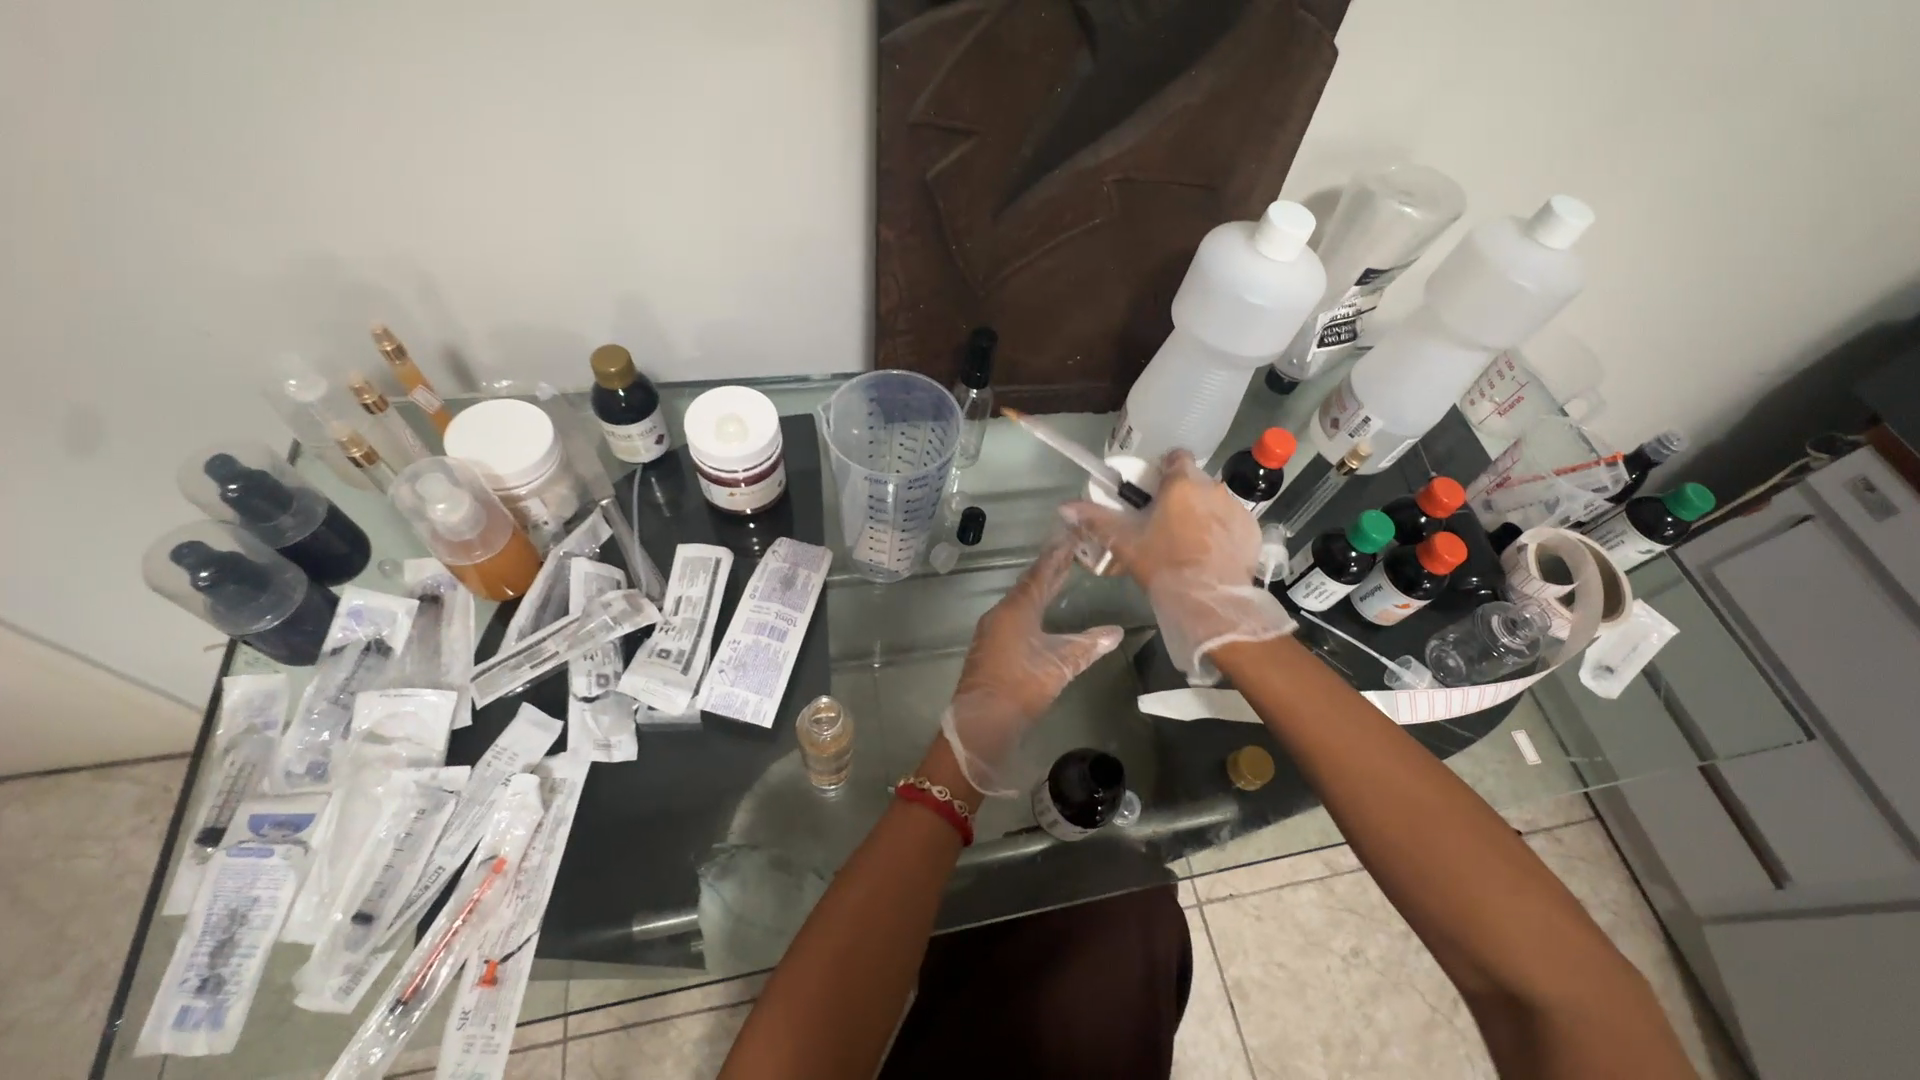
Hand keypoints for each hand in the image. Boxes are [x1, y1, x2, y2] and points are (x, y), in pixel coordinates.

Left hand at [941, 539, 1123, 796]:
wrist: (981, 721)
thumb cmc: (1021, 686)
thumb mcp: (1060, 664)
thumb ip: (1088, 645)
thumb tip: (1116, 632)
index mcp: (1016, 609)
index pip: (1040, 574)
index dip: (1056, 557)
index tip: (1070, 538)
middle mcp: (1001, 614)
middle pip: (1029, 586)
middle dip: (1050, 570)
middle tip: (1069, 552)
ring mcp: (993, 631)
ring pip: (1020, 602)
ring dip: (1040, 590)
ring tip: (1060, 579)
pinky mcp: (991, 648)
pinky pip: (1014, 617)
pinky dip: (1031, 608)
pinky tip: (1040, 615)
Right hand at [1061, 449, 1294, 674]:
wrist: (1210, 600)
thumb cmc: (1164, 566)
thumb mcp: (1125, 543)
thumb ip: (1096, 521)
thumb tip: (1064, 507)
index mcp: (1180, 484)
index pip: (1175, 457)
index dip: (1163, 470)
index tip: (1153, 490)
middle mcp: (1212, 488)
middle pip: (1194, 481)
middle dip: (1181, 496)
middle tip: (1165, 523)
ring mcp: (1236, 509)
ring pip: (1214, 501)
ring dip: (1203, 513)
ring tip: (1189, 542)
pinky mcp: (1252, 531)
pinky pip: (1233, 522)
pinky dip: (1222, 532)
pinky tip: (1211, 554)